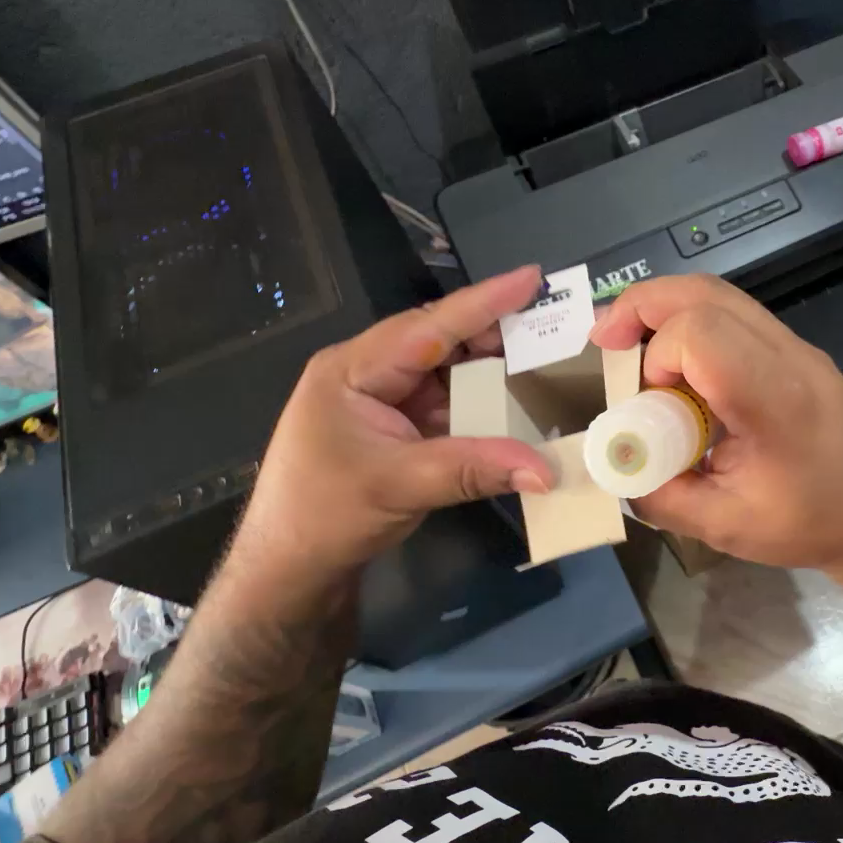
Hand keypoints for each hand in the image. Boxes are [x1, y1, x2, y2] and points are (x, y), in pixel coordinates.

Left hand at [230, 266, 555, 579]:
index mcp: (354, 369)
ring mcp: (383, 397)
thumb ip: (475, 470)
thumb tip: (546, 471)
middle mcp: (368, 371)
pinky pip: (447, 398)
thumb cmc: (326, 514)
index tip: (531, 278)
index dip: (484, 302)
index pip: (428, 327)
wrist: (291, 564)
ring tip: (543, 350)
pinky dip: (481, 397)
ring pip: (447, 366)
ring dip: (491, 362)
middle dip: (494, 328)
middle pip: (440, 338)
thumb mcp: (401, 486)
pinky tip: (514, 396)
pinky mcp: (397, 422)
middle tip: (551, 319)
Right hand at [588, 275, 842, 578]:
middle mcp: (790, 356)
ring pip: (720, 294)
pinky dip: (692, 324)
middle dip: (642, 307)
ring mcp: (798, 347)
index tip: (648, 402)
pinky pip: (736, 315)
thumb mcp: (724, 528)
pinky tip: (676, 364)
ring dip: (665, 311)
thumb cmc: (811, 526)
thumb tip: (615, 462)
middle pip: (706, 292)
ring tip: (630, 347)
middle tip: (605, 341)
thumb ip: (660, 494)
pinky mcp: (798, 351)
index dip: (656, 355)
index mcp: (776, 400)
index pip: (701, 332)